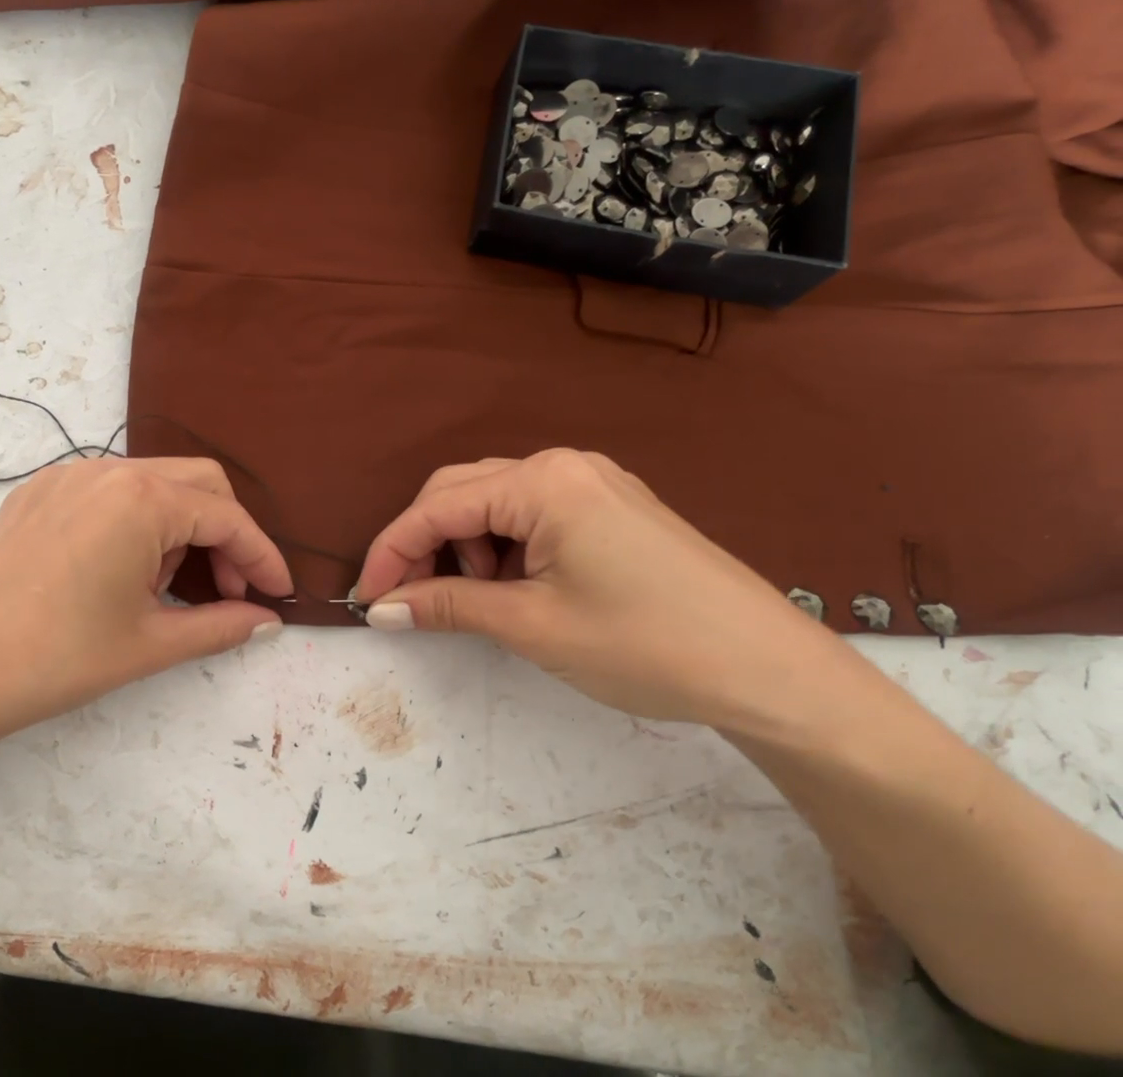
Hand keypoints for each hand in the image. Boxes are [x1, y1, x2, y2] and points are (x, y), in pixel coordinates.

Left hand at [0, 458, 293, 735]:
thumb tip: (267, 622)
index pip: (227, 517)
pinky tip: (122, 569)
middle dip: (224, 534)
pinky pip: (106, 491)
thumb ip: (223, 625)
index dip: (261, 556)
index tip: (278, 594)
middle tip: (228, 590)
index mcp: (141, 500)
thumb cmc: (64, 658)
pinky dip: (133, 520)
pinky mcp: (35, 493)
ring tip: (167, 587)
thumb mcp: (154, 643)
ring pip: (151, 482)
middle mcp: (105, 471)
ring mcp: (64, 477)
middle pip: (195, 483)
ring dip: (179, 526)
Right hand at [354, 449, 860, 730]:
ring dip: (465, 548)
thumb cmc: (642, 643)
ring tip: (474, 602)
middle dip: (424, 545)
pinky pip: (533, 515)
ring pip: (494, 504)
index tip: (365, 601)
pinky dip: (504, 549)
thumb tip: (382, 609)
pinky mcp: (613, 509)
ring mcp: (594, 483)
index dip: (390, 553)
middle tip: (409, 602)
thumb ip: (447, 606)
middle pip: (460, 492)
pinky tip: (514, 589)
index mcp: (541, 482)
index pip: (436, 507)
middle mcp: (563, 466)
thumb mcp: (530, 625)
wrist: (768, 669)